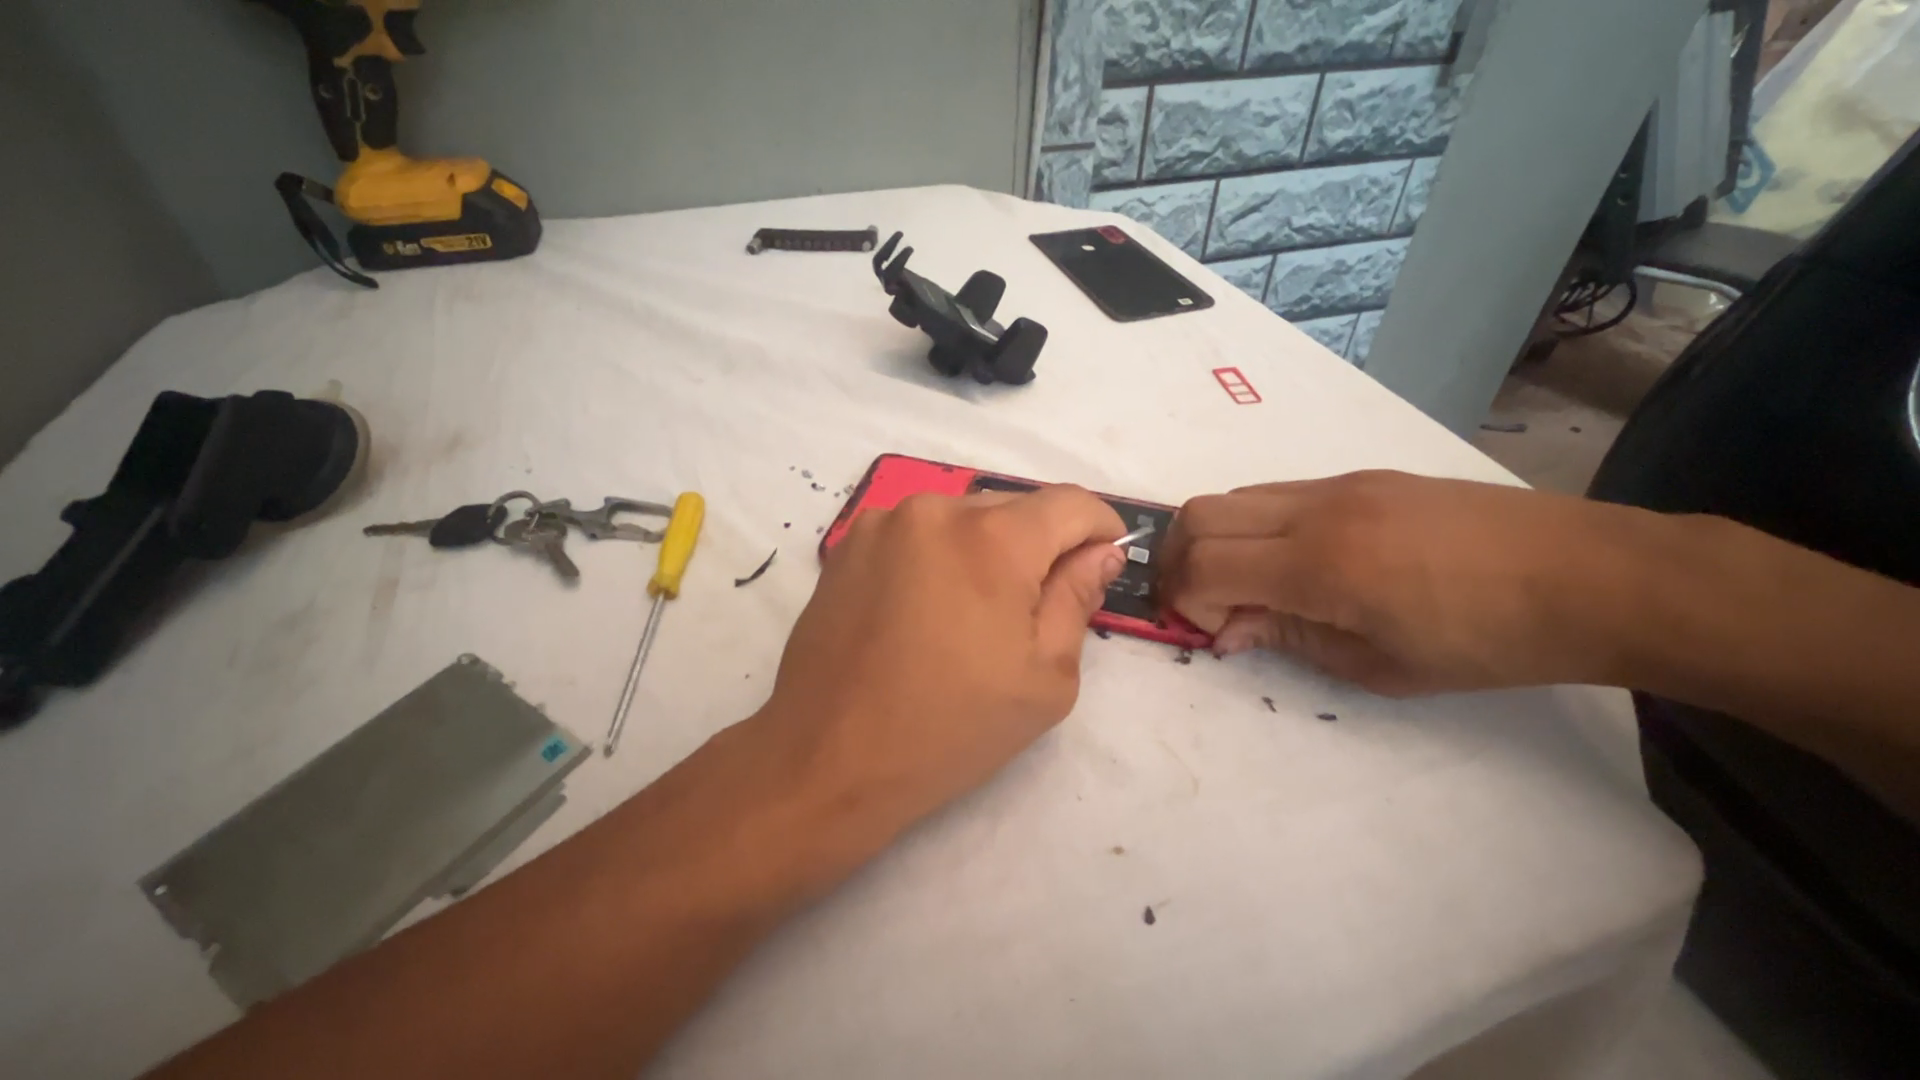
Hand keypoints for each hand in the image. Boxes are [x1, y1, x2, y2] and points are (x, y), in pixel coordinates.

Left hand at [758, 487, 1126, 836]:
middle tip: (1035, 614)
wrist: (828, 759)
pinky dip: (939, 559)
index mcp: (991, 539)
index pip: (1070, 502)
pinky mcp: (846, 546)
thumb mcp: (1044, 677)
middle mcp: (933, 510)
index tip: (1103, 566)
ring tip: (973, 620)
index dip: (1100, 530)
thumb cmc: (950, 728)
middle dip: (1040, 548)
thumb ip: (1078, 598)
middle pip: (1015, 509)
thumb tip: (1101, 551)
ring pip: (964, 519)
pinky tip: (927, 614)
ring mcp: (881, 524)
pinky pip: (918, 535)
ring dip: (987, 552)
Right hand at [1159, 471, 1676, 695]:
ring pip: (1233, 496)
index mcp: (1322, 564)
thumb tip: (1226, 628)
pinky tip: (1292, 565)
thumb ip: (1287, 637)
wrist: (1589, 575)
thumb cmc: (1487, 642)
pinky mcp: (1362, 477)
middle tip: (1201, 606)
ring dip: (1215, 542)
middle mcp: (1316, 509)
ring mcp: (1339, 484)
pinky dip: (1254, 527)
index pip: (1203, 565)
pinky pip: (1276, 493)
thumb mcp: (1379, 666)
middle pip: (1197, 514)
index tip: (1209, 634)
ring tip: (1246, 588)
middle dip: (1178, 563)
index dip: (1184, 602)